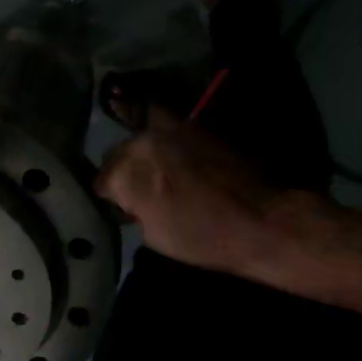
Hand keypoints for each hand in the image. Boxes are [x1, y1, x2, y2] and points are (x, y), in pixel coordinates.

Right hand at [95, 107, 305, 274]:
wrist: (260, 218)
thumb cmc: (203, 236)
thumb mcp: (153, 234)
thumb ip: (133, 207)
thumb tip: (130, 199)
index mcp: (126, 171)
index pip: (102, 180)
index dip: (111, 197)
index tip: (124, 208)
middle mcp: (142, 140)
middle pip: (120, 152)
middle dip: (126, 171)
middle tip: (141, 192)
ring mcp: (168, 126)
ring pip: (142, 137)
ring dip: (145, 153)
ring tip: (158, 174)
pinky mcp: (193, 124)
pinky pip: (166, 129)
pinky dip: (165, 143)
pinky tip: (175, 162)